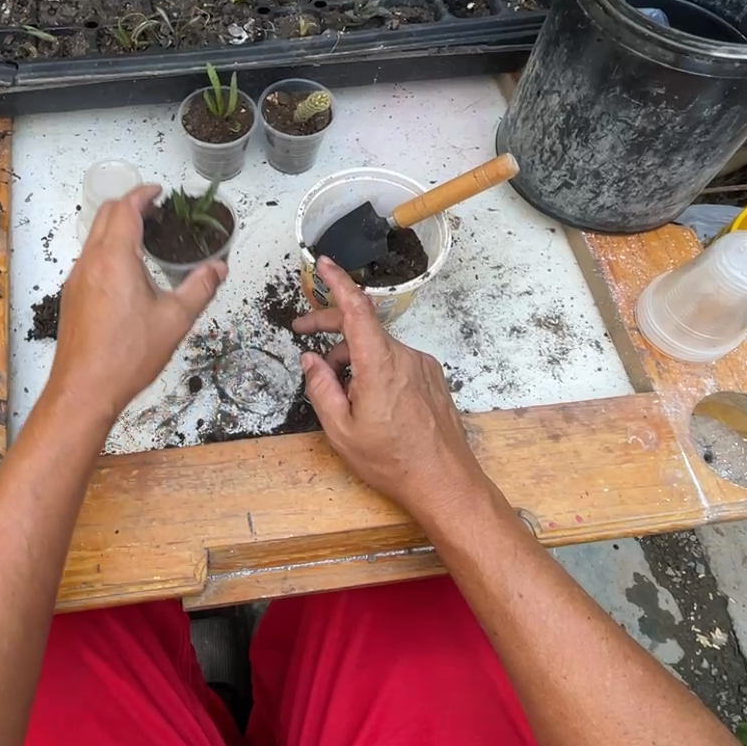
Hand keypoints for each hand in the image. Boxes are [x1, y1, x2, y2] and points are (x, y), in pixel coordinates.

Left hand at [45, 185, 225, 418]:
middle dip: (129, 206)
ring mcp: (77, 279)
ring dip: (117, 227)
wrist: (84, 389)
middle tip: (155, 211)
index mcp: (115, 258)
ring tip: (145, 238)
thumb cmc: (126, 356)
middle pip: (104, 215)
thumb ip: (200, 288)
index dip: (143, 194)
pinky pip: (89, 259)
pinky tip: (127, 272)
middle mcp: (90, 262)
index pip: (125, 208)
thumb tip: (218, 268)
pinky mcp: (72, 297)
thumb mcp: (175, 320)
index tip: (158, 192)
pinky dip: (107, 249)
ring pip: (94, 237)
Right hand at [293, 257, 494, 524]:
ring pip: (377, 347)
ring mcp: (422, 366)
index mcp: (379, 365)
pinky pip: (395, 360)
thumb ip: (321, 389)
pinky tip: (367, 399)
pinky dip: (374, 367)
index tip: (324, 263)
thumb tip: (311, 360)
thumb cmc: (392, 461)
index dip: (338, 282)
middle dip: (329, 324)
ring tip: (338, 391)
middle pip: (362, 326)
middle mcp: (404, 356)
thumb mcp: (341, 431)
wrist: (445, 482)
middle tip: (302, 332)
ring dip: (351, 357)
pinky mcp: (432, 377)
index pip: (357, 309)